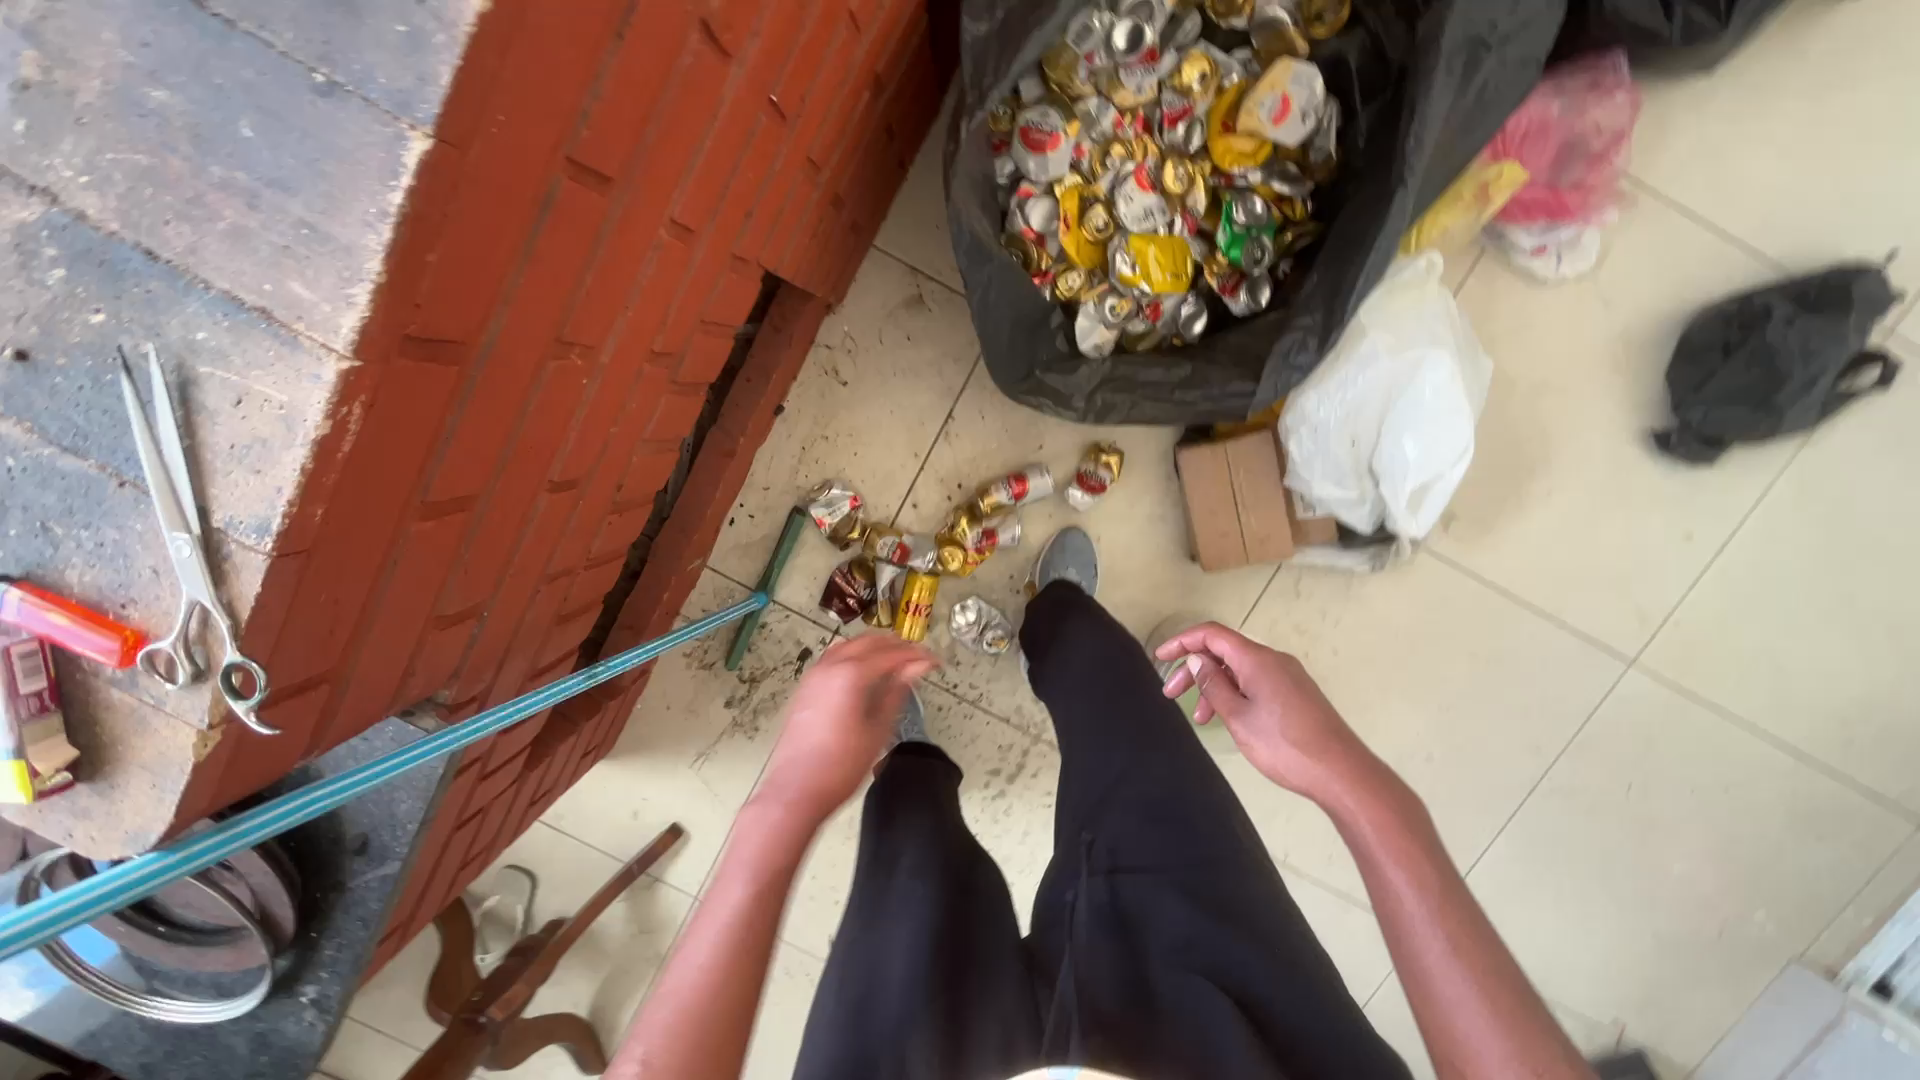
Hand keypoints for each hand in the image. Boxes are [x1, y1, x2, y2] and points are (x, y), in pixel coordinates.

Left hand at [755, 634, 938, 820]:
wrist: (797, 790)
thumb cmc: (842, 765)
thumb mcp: (878, 729)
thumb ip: (896, 692)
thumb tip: (916, 668)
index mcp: (852, 674)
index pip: (892, 654)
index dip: (916, 655)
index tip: (934, 662)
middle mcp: (830, 666)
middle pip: (869, 641)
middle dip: (896, 645)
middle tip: (917, 658)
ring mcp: (814, 675)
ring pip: (849, 645)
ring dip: (873, 647)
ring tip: (895, 662)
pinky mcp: (805, 687)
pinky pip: (833, 658)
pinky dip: (854, 655)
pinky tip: (864, 672)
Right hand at [1155, 622, 1379, 805]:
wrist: (1341, 772)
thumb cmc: (1283, 745)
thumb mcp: (1238, 717)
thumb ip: (1213, 685)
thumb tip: (1198, 661)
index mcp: (1257, 659)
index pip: (1212, 634)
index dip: (1182, 641)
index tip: (1160, 658)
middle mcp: (1273, 660)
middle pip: (1224, 652)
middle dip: (1194, 669)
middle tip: (1170, 695)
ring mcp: (1287, 676)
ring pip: (1239, 670)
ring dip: (1213, 686)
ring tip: (1199, 717)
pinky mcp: (1295, 694)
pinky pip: (1255, 683)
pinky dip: (1234, 694)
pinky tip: (1227, 719)